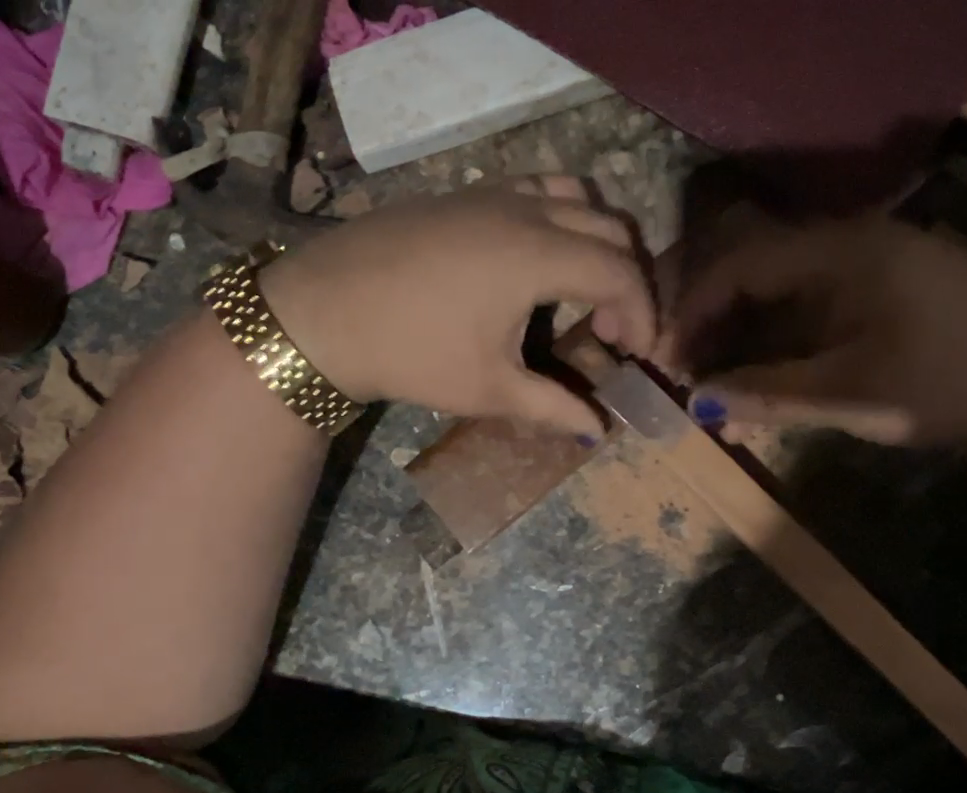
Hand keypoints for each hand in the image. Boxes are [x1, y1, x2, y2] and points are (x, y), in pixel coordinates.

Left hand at [256, 176, 654, 437]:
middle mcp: (526, 211)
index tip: (639, 355)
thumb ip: (553, 406)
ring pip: (577, 197)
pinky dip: (561, 217)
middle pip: (611, 228)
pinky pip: (537, 189)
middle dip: (629, 278)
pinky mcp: (464, 193)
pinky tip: (539, 259)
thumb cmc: (411, 352)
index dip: (644, 314)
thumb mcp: (488, 388)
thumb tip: (599, 430)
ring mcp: (492, 193)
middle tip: (616, 330)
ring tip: (588, 288)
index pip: (621, 272)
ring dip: (599, 239)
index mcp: (538, 255)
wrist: (322, 312)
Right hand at [655, 213, 966, 452]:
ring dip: (746, 335)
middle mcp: (858, 242)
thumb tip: (696, 400)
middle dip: (713, 324)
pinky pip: (818, 306)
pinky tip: (768, 377)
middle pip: (759, 270)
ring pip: (786, 291)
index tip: (663, 362)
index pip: (741, 265)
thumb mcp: (852, 397)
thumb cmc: (956, 388)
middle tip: (685, 376)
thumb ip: (768, 393)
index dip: (692, 312)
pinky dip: (783, 340)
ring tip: (718, 385)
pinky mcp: (895, 291)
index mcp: (847, 250)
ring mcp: (880, 264)